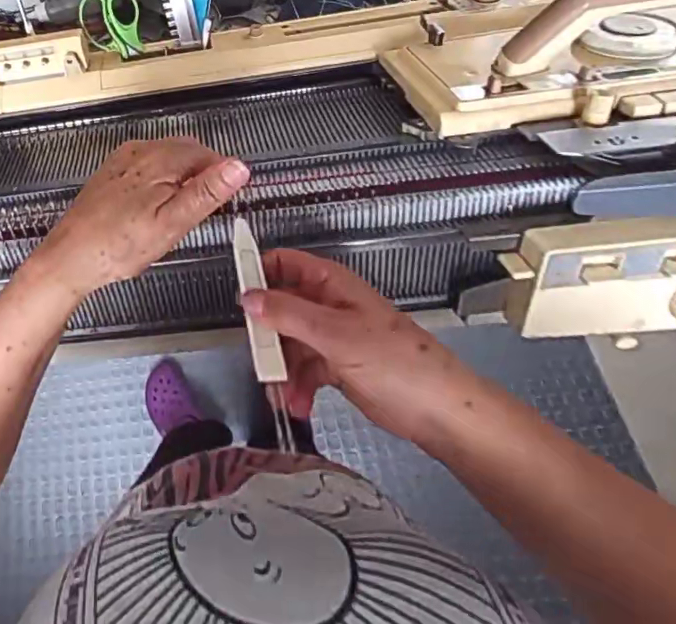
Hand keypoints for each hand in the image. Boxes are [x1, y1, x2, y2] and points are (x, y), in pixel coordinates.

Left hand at [27, 137, 249, 299]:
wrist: (69, 257)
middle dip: (201, 176)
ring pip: (167, 159)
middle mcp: (140, 151)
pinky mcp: (112, 173)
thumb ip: (207, 192)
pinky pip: (147, 167)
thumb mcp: (173, 223)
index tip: (223, 199)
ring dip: (180, 178)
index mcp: (160, 159)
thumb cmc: (115, 245)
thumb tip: (237, 168)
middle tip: (203, 210)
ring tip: (177, 213)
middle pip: (188, 152)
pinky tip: (153, 209)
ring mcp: (123, 161)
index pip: (208, 154)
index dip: (220, 177)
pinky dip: (159, 182)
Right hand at [240, 248, 475, 445]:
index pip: (283, 264)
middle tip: (260, 359)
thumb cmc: (397, 361)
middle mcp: (328, 304)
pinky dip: (297, 386)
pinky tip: (300, 404)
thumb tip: (249, 298)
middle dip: (267, 335)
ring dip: (282, 369)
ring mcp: (332, 335)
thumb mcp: (336, 335)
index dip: (258, 274)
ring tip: (283, 394)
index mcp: (330, 283)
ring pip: (289, 342)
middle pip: (280, 307)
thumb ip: (288, 315)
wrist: (438, 410)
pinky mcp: (336, 363)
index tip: (238, 297)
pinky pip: (304, 368)